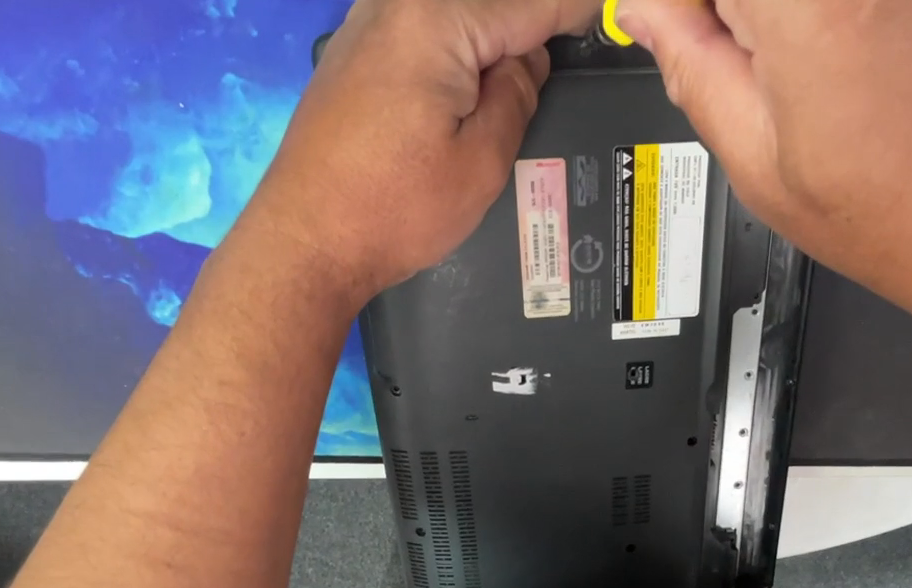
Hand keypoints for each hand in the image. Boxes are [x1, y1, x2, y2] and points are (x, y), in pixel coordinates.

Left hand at [232, 0, 600, 309]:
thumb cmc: (394, 210)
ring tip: (524, 71)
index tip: (604, 13)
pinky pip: (421, 31)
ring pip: (453, 18)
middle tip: (567, 45)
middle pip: (488, 5)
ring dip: (492, 40)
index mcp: (437, 22)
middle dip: (529, 28)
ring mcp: (366, 26)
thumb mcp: (480, 163)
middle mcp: (396, 5)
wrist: (308, 239)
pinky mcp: (352, 55)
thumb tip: (527, 58)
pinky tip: (471, 80)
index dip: (574, 10)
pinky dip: (455, 47)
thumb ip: (516, 97)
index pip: (529, 5)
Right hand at [614, 0, 911, 331]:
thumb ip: (694, 70)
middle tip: (748, 50)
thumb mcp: (762, 165)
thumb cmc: (902, 212)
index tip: (683, 26)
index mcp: (802, 2)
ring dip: (801, 21)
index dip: (688, 6)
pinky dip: (862, 17)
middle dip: (743, 13)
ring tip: (825, 66)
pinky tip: (871, 49)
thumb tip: (650, 12)